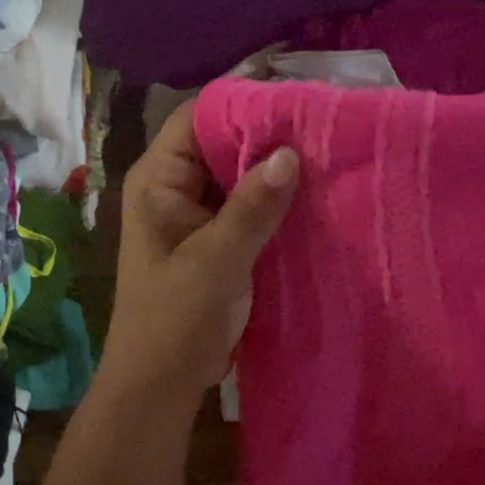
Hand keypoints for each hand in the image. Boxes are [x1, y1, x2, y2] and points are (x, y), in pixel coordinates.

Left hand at [104, 99, 298, 400]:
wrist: (158, 386)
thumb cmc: (174, 321)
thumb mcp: (215, 261)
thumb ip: (252, 207)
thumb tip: (289, 152)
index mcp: (158, 177)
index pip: (197, 116)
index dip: (240, 104)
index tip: (292, 98)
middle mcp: (173, 183)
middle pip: (219, 140)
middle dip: (264, 134)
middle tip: (321, 123)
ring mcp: (194, 210)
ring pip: (235, 170)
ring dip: (272, 166)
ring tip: (326, 149)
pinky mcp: (214, 235)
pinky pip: (245, 201)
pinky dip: (272, 197)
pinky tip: (313, 192)